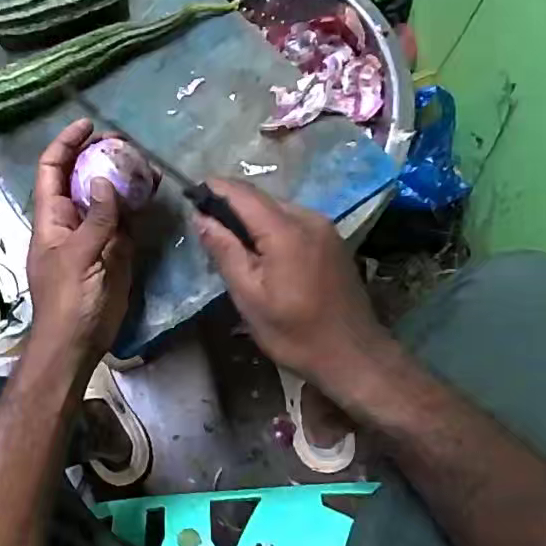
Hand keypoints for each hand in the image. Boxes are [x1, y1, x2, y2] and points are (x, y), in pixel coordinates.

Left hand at [26, 119, 132, 369]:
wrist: (78, 342)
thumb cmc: (67, 300)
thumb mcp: (78, 256)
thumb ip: (95, 219)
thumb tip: (106, 180)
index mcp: (51, 216)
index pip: (52, 168)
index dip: (66, 143)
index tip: (88, 125)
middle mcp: (72, 219)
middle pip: (83, 176)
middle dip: (101, 155)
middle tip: (128, 143)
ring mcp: (94, 233)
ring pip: (109, 195)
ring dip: (125, 177)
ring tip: (147, 161)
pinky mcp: (115, 249)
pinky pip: (126, 219)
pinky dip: (138, 202)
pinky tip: (154, 189)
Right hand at [193, 179, 398, 404]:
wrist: (355, 357)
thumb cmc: (296, 334)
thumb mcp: (249, 297)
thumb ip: (224, 251)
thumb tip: (200, 217)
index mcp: (286, 231)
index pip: (243, 193)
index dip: (214, 188)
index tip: (190, 194)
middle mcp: (308, 218)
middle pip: (260, 197)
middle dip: (230, 204)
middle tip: (204, 224)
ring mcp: (324, 227)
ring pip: (276, 208)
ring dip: (250, 217)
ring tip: (228, 240)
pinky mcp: (331, 239)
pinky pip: (292, 220)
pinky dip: (270, 226)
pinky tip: (259, 250)